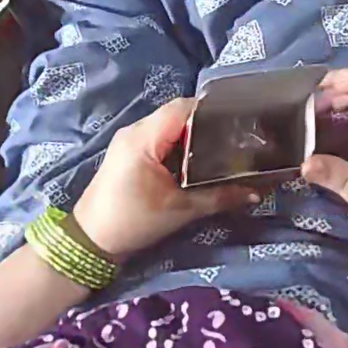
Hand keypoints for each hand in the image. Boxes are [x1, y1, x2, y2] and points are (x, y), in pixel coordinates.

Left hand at [73, 99, 256, 259]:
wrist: (91, 240)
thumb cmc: (133, 222)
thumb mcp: (180, 210)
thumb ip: (219, 197)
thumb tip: (256, 191)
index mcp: (143, 138)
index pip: (182, 108)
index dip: (211, 112)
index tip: (236, 125)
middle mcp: (134, 131)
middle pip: (176, 113)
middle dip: (205, 123)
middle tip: (234, 139)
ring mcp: (129, 139)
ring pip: (168, 124)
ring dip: (192, 134)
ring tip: (220, 148)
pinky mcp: (128, 150)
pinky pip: (159, 136)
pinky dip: (178, 143)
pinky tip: (197, 159)